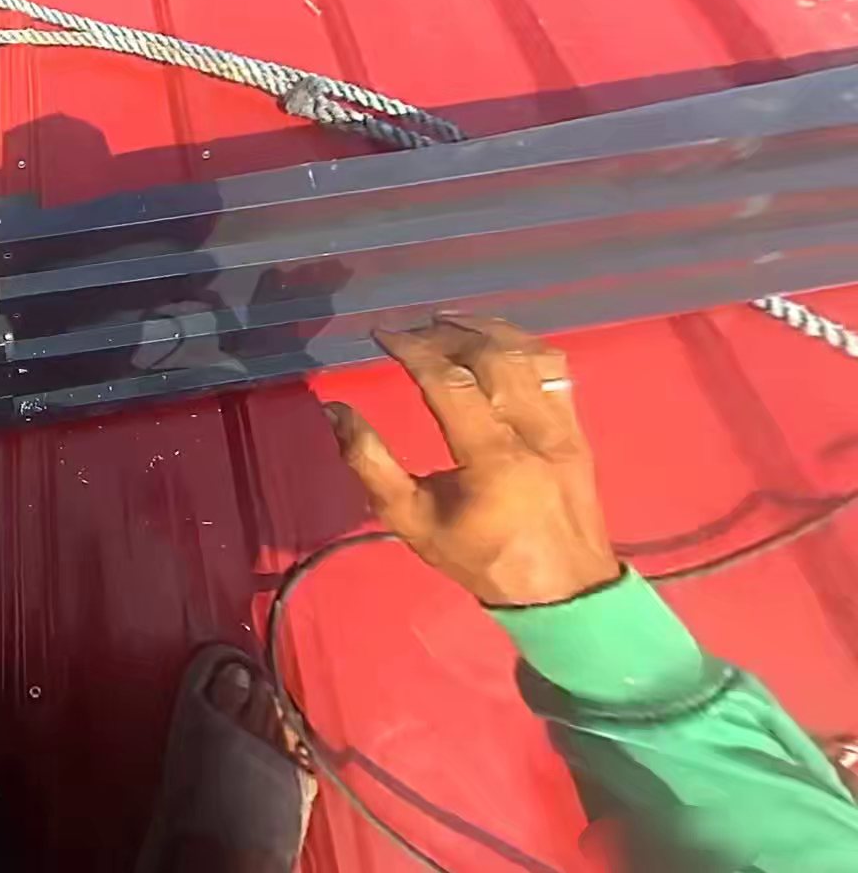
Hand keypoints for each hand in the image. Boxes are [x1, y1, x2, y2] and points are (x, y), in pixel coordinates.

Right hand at [325, 316, 621, 605]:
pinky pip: (556, 372)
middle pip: (495, 358)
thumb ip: (366, 460)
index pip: (450, 383)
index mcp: (492, 456)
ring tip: (448, 322)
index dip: (413, 350)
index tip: (381, 335)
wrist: (562, 591)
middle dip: (446, 334)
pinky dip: (522, 346)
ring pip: (534, 357)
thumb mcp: (404, 515)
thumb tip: (335, 410)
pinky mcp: (578, 431)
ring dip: (488, 331)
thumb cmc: (474, 554)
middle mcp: (536, 432)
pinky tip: (492, 342)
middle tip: (409, 330)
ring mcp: (566, 429)